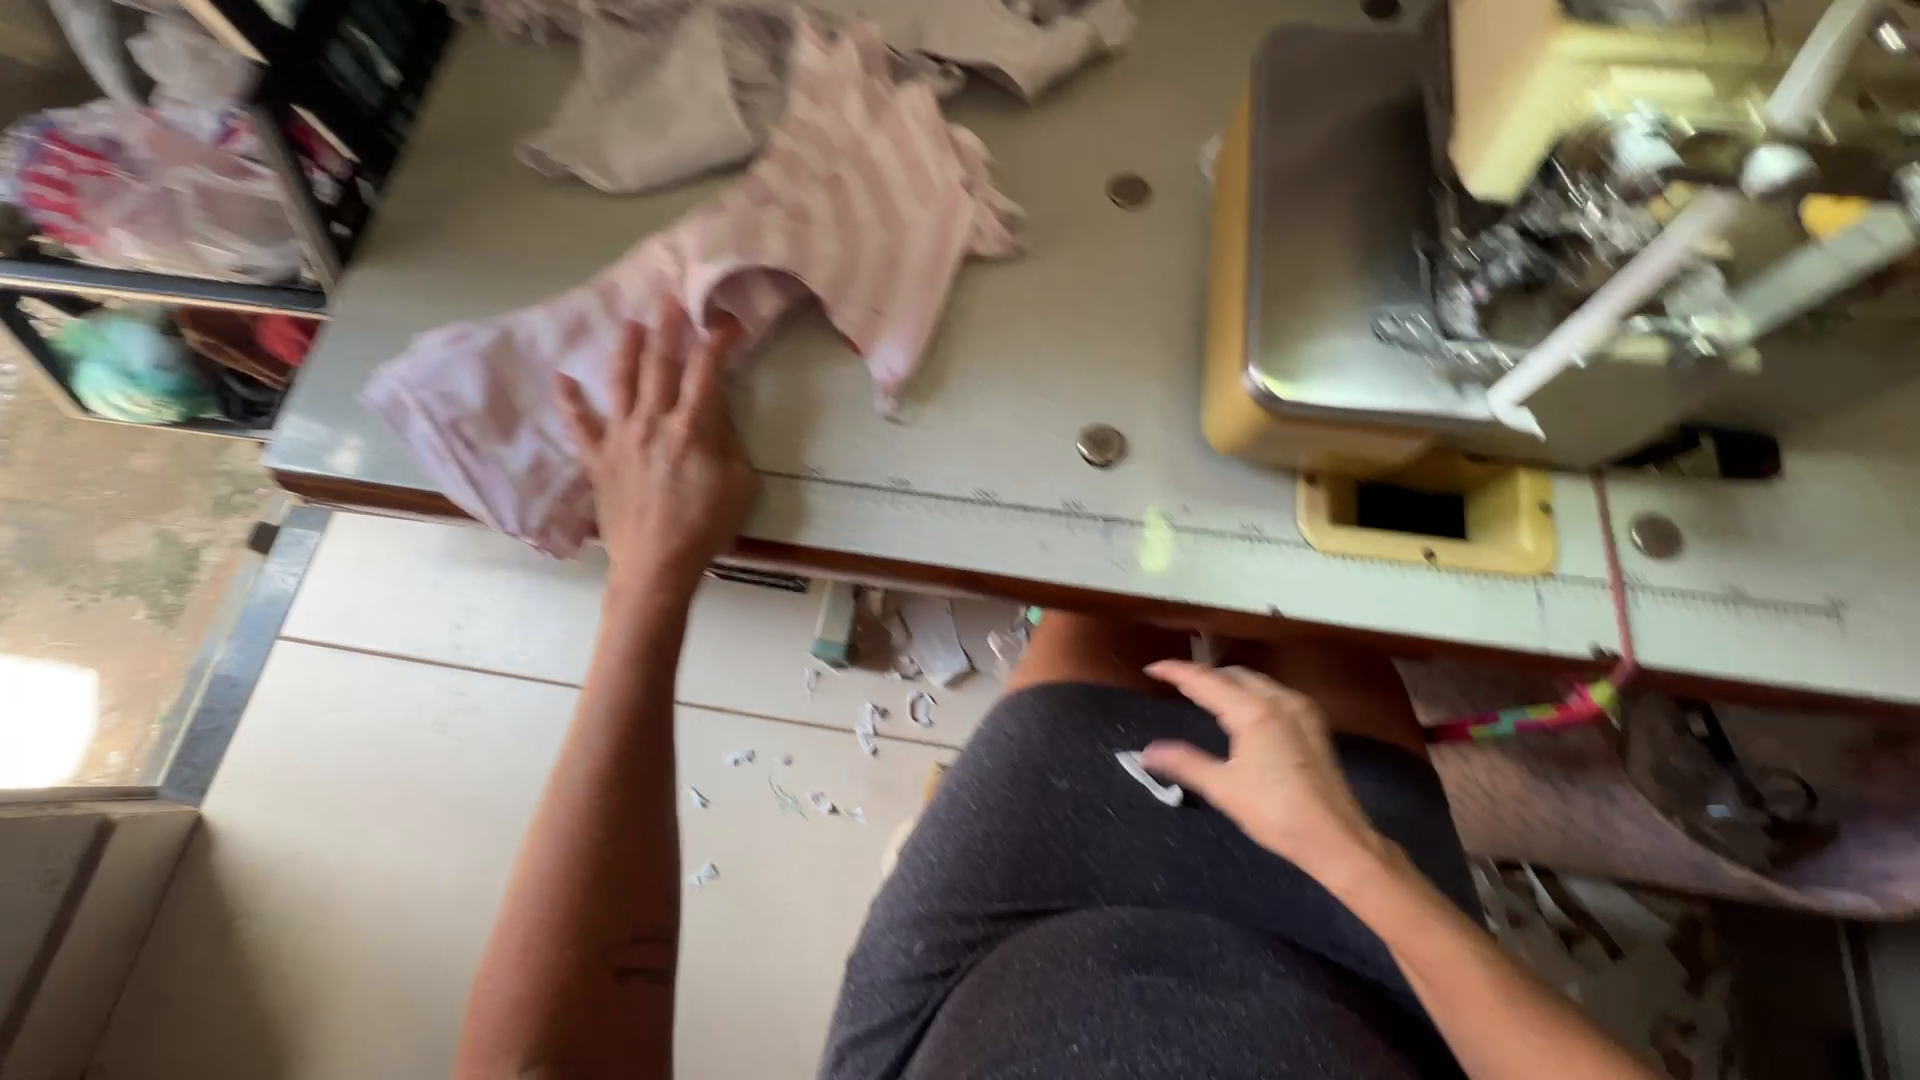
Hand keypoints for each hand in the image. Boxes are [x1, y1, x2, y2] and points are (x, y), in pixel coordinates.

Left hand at [557, 302, 757, 592]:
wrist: (656, 564)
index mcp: (692, 429)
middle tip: (670, 300)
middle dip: (668, 329)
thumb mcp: (740, 484)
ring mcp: (620, 439)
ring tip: (632, 324)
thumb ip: (729, 443)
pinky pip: (580, 425)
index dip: (718, 341)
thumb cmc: (706, 527)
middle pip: (660, 365)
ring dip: (627, 350)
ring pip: (621, 382)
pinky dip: (570, 402)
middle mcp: (653, 423)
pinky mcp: (597, 459)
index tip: (727, 322)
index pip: (706, 371)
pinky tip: (563, 380)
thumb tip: (717, 416)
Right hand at [1142, 661, 1395, 884]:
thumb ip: (1184, 763)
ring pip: (1256, 681)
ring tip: (1205, 692)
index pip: (1205, 680)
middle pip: (1232, 674)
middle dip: (1203, 675)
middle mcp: (1279, 701)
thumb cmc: (1276, 813)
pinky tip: (1243, 710)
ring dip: (1227, 682)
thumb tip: (1146, 753)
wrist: (1337, 839)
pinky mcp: (1314, 724)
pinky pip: (1274, 693)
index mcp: (1253, 712)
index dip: (1176, 671)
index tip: (1152, 668)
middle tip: (1176, 683)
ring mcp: (1301, 710)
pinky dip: (1250, 693)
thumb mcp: (1223, 789)